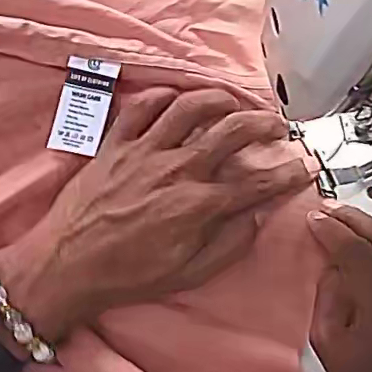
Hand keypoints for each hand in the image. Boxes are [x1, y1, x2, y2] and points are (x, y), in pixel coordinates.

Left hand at [0, 87, 314, 339]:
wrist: (67, 264)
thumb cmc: (127, 275)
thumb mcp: (187, 273)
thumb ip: (228, 244)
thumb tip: (257, 218)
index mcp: (197, 205)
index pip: (257, 181)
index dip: (288, 171)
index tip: (304, 164)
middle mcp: (176, 169)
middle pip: (232, 130)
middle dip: (263, 122)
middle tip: (275, 126)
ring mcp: (144, 151)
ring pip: (190, 106)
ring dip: (220, 98)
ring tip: (234, 103)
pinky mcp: (115, 144)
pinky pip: (142, 107)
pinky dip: (163, 96)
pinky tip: (176, 100)